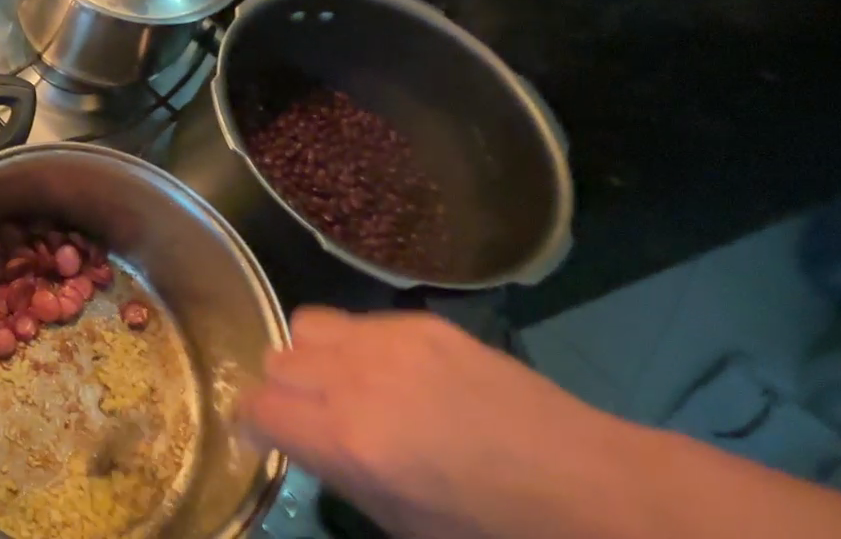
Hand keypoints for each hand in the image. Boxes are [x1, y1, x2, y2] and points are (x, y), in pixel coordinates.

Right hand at [240, 307, 631, 538]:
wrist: (588, 488)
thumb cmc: (494, 531)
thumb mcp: (402, 525)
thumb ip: (337, 473)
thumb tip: (300, 439)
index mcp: (349, 441)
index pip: (258, 407)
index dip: (252, 423)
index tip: (263, 436)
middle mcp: (356, 379)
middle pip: (275, 361)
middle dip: (281, 391)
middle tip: (310, 416)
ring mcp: (388, 341)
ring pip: (305, 326)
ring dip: (310, 357)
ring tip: (343, 385)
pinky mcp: (420, 322)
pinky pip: (357, 322)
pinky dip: (356, 346)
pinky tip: (394, 376)